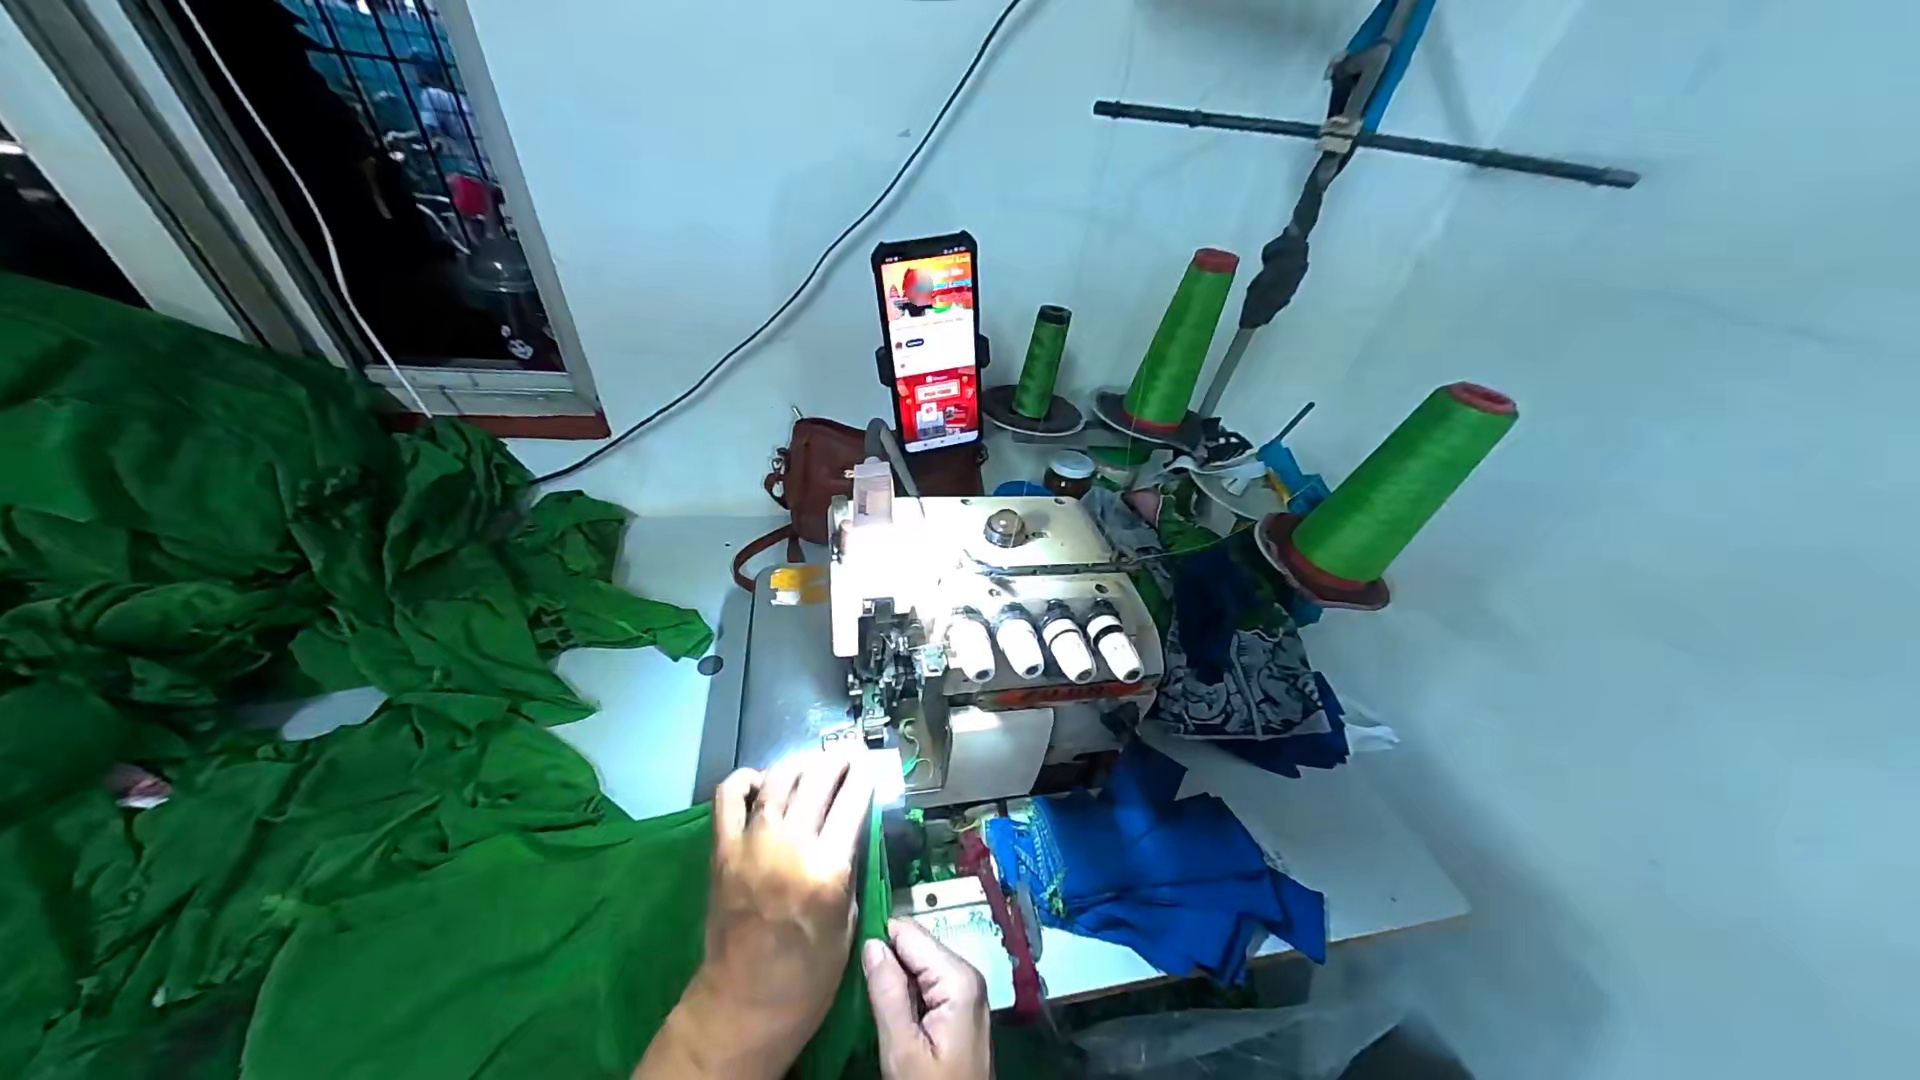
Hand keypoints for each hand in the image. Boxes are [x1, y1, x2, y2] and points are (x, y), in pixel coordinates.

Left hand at [634, 753, 873, 1079]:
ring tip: (813, 765)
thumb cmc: (808, 976)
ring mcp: (751, 845)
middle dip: (837, 762)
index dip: (864, 775)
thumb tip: (850, 824)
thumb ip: (848, 866)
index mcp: (827, 869)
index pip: (852, 799)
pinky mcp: (722, 850)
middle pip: (818, 778)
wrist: (743, 1006)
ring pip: (778, 778)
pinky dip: (746, 779)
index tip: (869, 765)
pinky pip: (729, 797)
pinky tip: (763, 782)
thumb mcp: (848, 920)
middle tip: (846, 759)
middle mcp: (790, 846)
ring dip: (800, 765)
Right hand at [863, 918, 992, 1079]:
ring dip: (893, 976)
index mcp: (958, 976)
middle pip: (916, 946)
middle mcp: (966, 973)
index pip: (910, 933)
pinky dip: (905, 992)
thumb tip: (871, 942)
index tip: (849, 953)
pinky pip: (926, 984)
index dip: (879, 939)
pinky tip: (888, 1007)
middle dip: (887, 957)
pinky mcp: (959, 1008)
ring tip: (868, 991)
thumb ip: (888, 992)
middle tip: (856, 980)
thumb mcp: (903, 1051)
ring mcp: (965, 991)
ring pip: (918, 964)